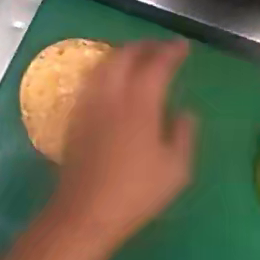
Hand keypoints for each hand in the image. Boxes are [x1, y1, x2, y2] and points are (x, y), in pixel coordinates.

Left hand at [44, 41, 197, 251]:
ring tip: (139, 59)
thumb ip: (184, 134)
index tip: (183, 46)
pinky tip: (115, 82)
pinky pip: (92, 80)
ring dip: (124, 54)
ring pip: (104, 65)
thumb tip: (183, 113)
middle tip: (161, 48)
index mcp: (140, 103)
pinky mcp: (75, 118)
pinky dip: (108, 70)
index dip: (171, 51)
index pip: (157, 64)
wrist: (85, 213)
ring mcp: (89, 104)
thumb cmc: (136, 193)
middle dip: (145, 46)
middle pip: (125, 55)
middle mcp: (111, 95)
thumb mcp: (176, 169)